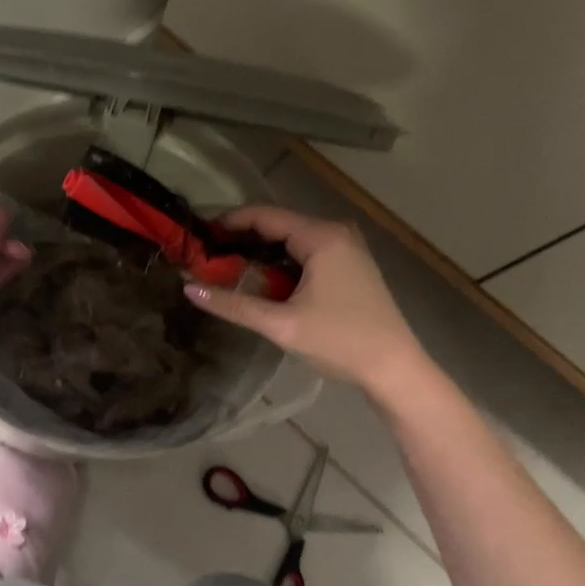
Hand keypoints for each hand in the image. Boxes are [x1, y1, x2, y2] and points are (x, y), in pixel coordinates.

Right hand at [183, 205, 424, 391]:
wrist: (395, 369)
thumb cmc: (340, 342)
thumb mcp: (281, 324)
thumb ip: (234, 304)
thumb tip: (189, 290)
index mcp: (322, 238)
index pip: (264, 216)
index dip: (228, 222)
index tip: (198, 236)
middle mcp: (336, 234)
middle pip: (277, 225)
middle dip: (241, 239)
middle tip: (207, 258)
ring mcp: (346, 250)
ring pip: (291, 242)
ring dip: (260, 254)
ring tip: (226, 270)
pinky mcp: (349, 267)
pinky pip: (305, 254)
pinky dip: (280, 264)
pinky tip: (261, 283)